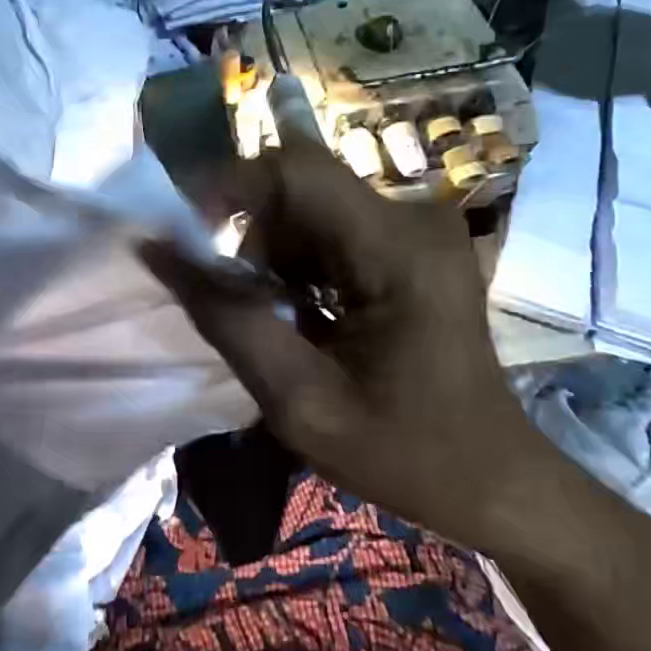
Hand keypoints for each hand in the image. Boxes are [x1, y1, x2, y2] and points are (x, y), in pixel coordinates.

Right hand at [142, 141, 553, 536]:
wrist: (493, 479)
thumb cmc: (404, 454)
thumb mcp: (299, 401)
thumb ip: (226, 318)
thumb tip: (156, 247)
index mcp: (396, 250)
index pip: (296, 171)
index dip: (227, 186)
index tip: (185, 235)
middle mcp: (411, 218)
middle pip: (300, 184)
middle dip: (249, 229)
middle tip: (234, 297)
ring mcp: (415, 228)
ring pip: (309, 203)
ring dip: (271, 249)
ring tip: (276, 317)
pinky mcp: (410, 243)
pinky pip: (331, 225)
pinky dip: (298, 260)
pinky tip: (304, 312)